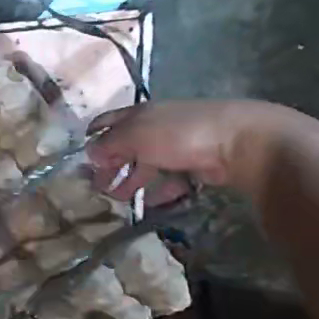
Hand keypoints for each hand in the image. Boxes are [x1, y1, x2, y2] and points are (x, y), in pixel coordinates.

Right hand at [86, 99, 301, 202]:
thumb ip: (110, 144)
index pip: (111, 121)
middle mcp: (158, 126)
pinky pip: (171, 179)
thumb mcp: (136, 135)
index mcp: (141, 114)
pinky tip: (150, 204)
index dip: (95, 134)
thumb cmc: (178, 133)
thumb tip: (90, 153)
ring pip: (149, 165)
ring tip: (120, 200)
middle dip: (112, 165)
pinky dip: (160, 191)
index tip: (81, 153)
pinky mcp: (197, 165)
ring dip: (133, 181)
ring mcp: (179, 146)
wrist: (236, 141)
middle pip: (128, 146)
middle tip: (98, 187)